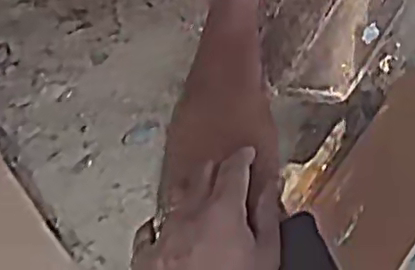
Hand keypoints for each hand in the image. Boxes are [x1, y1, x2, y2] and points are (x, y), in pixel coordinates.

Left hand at [133, 147, 279, 269]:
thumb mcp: (265, 256)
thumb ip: (268, 214)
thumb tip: (270, 184)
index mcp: (222, 208)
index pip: (234, 167)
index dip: (243, 157)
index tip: (248, 155)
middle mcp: (190, 214)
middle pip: (203, 173)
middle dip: (217, 168)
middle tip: (227, 173)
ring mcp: (164, 237)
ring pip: (175, 196)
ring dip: (190, 191)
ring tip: (199, 195)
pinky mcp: (144, 262)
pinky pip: (148, 231)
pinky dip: (159, 225)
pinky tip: (165, 229)